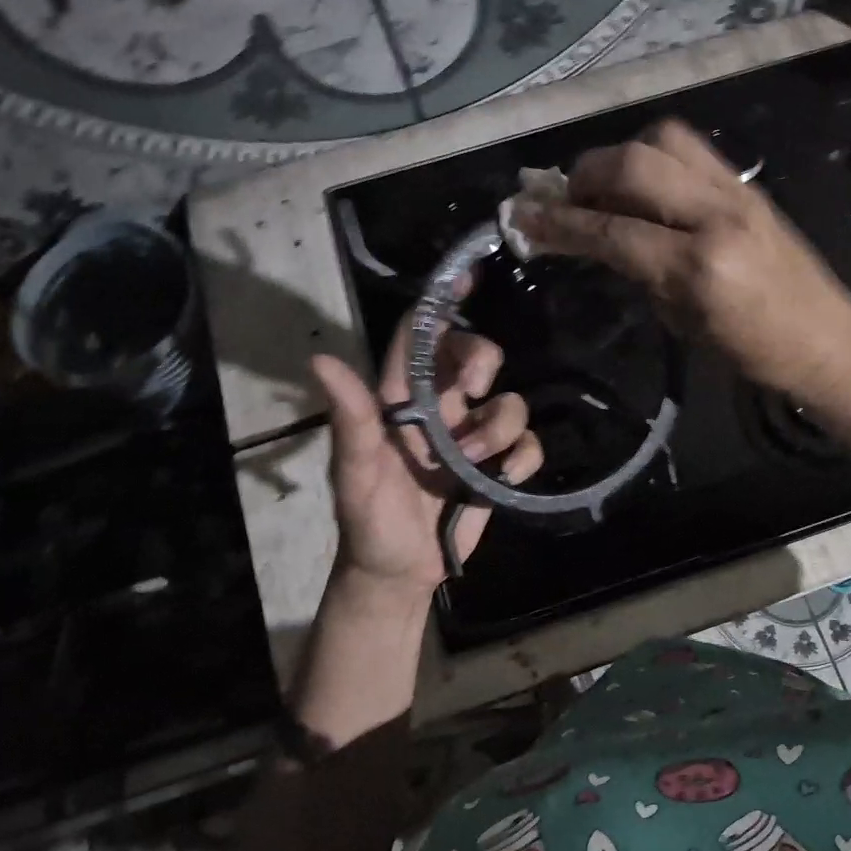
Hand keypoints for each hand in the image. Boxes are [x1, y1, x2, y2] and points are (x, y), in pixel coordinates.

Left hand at [311, 327, 542, 595]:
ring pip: (509, 401)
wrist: (400, 573)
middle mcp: (440, 411)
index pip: (418, 338)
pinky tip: (502, 480)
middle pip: (473, 356)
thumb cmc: (367, 522)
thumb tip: (322, 360)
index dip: (439, 305)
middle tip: (472, 390)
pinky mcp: (497, 468)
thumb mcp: (355, 472)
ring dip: (499, 428)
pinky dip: (523, 458)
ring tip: (473, 463)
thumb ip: (350, 419)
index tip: (466, 277)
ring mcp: (472, 439)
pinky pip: (527, 444)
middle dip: (481, 361)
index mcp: (400, 402)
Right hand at [523, 119, 850, 395]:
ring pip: (663, 140)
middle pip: (634, 164)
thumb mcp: (684, 324)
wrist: (826, 339)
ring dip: (621, 154)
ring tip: (604, 186)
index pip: (612, 231)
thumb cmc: (754, 352)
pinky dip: (654, 158)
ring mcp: (737, 192)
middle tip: (564, 198)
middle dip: (585, 174)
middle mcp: (717, 215)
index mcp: (699, 268)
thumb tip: (599, 239)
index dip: (560, 223)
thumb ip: (640, 274)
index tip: (522, 217)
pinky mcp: (748, 184)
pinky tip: (644, 185)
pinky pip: (691, 150)